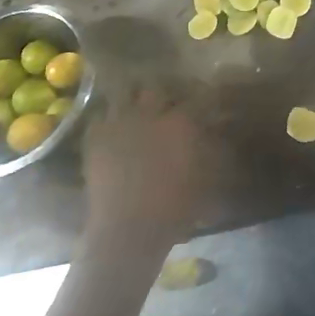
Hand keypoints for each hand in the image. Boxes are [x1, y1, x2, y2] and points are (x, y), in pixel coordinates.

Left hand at [81, 84, 207, 245]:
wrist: (128, 229)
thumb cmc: (175, 208)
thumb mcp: (206, 180)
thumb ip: (213, 152)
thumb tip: (219, 135)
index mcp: (181, 123)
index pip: (199, 96)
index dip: (205, 95)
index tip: (208, 99)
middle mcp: (150, 113)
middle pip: (157, 86)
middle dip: (164, 91)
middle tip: (168, 102)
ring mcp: (118, 122)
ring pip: (124, 92)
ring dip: (133, 97)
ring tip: (137, 107)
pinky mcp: (95, 137)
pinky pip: (100, 115)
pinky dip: (108, 117)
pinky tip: (114, 127)